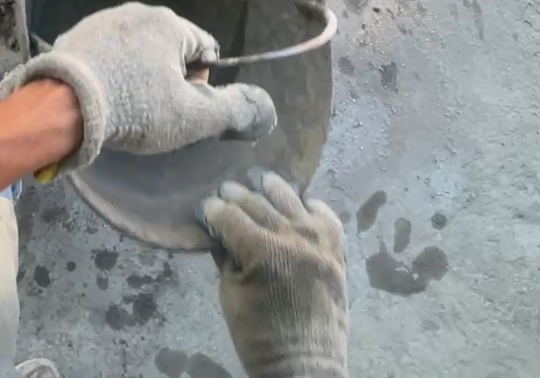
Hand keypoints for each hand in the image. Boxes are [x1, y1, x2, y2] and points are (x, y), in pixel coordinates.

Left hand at [0, 2, 276, 173]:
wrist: (64, 103)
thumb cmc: (136, 108)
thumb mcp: (193, 118)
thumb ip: (233, 110)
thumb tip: (264, 107)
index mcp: (170, 23)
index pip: (204, 48)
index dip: (202, 82)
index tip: (183, 106)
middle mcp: (138, 11)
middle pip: (170, 46)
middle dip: (169, 76)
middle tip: (155, 109)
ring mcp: (104, 20)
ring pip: (137, 48)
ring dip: (139, 71)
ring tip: (126, 104)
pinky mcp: (76, 34)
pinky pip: (107, 52)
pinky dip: (111, 70)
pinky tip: (103, 95)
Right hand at [201, 171, 348, 377]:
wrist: (306, 368)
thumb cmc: (259, 337)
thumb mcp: (230, 295)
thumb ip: (226, 256)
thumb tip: (219, 229)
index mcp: (262, 252)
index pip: (228, 216)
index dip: (212, 210)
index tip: (203, 208)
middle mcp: (292, 238)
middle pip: (256, 202)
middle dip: (235, 195)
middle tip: (223, 192)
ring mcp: (318, 242)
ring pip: (290, 197)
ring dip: (270, 187)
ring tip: (260, 179)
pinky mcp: (336, 251)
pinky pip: (325, 215)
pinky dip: (311, 206)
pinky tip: (300, 204)